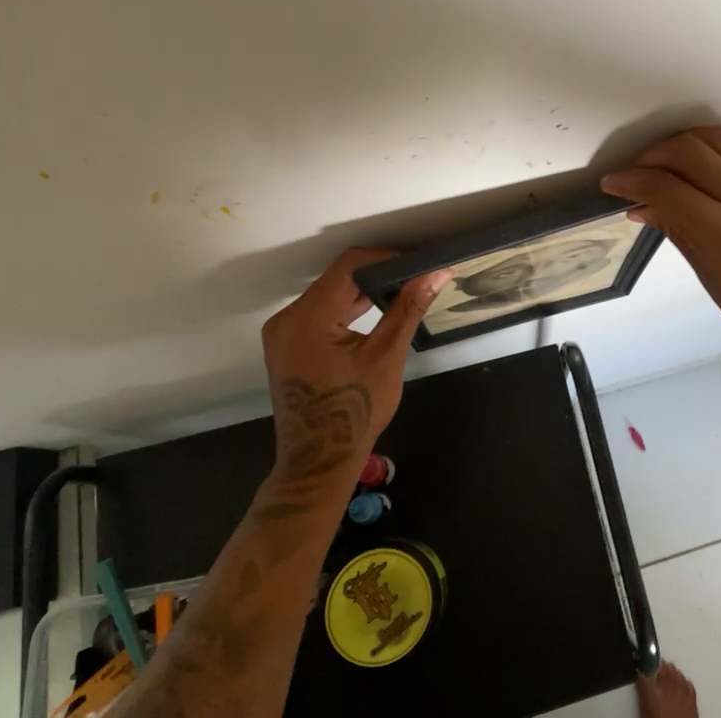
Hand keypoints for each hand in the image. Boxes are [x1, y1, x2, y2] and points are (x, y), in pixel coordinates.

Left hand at [259, 248, 450, 485]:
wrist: (319, 461)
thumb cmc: (355, 410)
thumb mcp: (387, 356)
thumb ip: (408, 308)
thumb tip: (437, 272)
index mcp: (308, 317)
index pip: (349, 265)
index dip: (385, 259)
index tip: (416, 266)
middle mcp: (287, 318)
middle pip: (337, 279)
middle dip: (376, 277)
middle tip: (414, 281)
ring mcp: (283, 333)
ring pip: (328, 296)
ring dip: (362, 294)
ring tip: (400, 296)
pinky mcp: (287, 346)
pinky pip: (319, 314)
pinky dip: (345, 311)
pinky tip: (374, 316)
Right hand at [601, 127, 720, 374]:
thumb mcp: (709, 276)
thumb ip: (676, 230)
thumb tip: (641, 205)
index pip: (666, 188)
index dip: (631, 180)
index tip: (611, 183)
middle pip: (689, 150)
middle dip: (652, 155)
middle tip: (636, 172)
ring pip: (720, 138)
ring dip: (685, 143)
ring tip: (667, 162)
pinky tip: (708, 168)